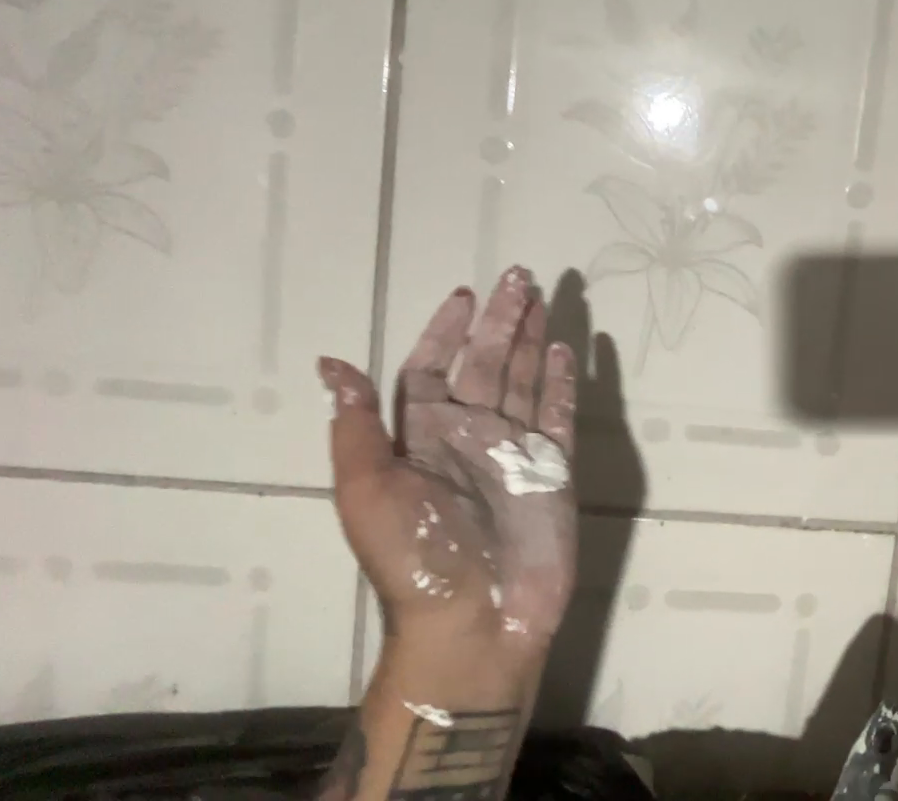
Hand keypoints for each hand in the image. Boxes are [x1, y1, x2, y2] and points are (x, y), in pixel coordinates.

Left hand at [317, 266, 577, 651]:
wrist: (477, 621)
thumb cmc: (417, 556)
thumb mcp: (368, 490)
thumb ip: (357, 425)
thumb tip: (331, 363)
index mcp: (422, 437)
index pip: (432, 368)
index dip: (445, 332)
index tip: (463, 295)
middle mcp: (470, 434)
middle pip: (485, 363)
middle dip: (500, 320)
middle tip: (519, 277)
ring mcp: (515, 449)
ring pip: (523, 379)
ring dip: (531, 340)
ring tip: (542, 299)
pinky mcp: (553, 466)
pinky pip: (558, 413)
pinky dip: (563, 382)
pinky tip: (566, 351)